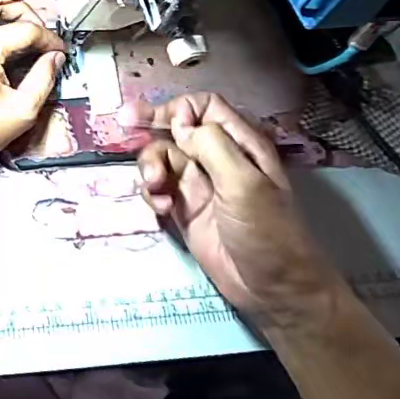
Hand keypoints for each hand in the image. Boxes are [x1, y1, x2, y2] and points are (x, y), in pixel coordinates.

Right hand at [137, 93, 343, 327]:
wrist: (274, 290)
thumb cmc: (268, 232)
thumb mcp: (244, 183)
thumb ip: (211, 146)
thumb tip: (179, 123)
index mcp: (240, 143)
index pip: (205, 107)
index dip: (180, 108)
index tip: (160, 121)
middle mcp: (218, 158)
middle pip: (177, 128)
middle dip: (153, 127)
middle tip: (125, 125)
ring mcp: (200, 186)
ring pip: (163, 158)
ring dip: (151, 165)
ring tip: (155, 185)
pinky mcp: (185, 212)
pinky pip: (159, 190)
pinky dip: (154, 194)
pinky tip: (163, 209)